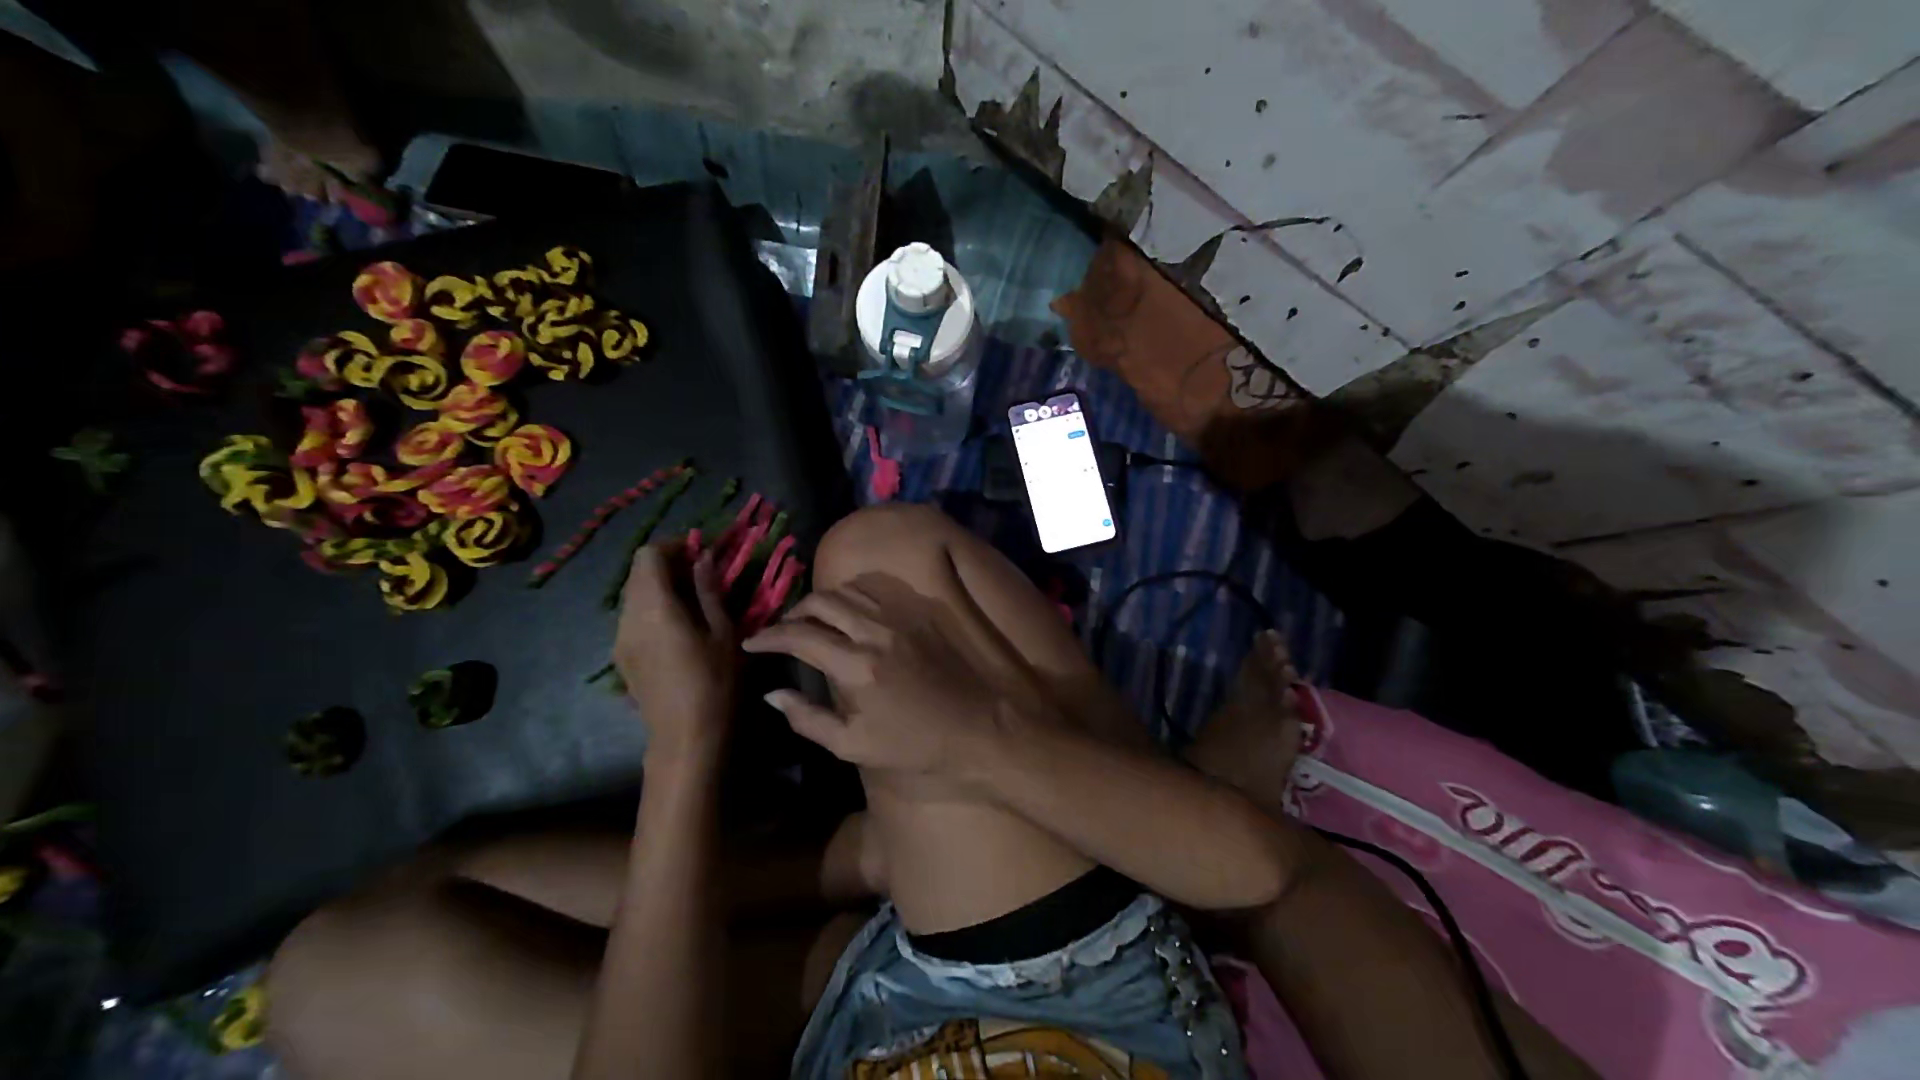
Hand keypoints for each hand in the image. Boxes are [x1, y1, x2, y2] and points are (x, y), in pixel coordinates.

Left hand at [614, 545, 734, 759]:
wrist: (685, 738)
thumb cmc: (714, 683)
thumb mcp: (724, 632)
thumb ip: (709, 591)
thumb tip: (702, 558)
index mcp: (654, 607)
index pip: (649, 555)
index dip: (674, 545)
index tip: (701, 549)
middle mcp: (628, 617)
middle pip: (637, 573)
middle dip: (667, 563)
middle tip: (702, 570)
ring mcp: (620, 638)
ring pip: (633, 595)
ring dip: (659, 585)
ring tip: (693, 597)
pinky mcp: (621, 657)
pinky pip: (633, 617)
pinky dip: (653, 607)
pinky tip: (679, 624)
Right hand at [742, 584, 1008, 773]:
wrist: (983, 727)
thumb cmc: (918, 745)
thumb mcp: (855, 747)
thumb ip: (809, 720)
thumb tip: (772, 694)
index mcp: (855, 667)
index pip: (798, 636)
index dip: (768, 636)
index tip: (754, 641)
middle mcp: (874, 631)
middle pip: (820, 603)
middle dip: (792, 613)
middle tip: (782, 629)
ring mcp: (901, 617)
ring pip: (849, 591)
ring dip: (823, 600)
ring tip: (813, 618)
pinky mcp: (922, 612)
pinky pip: (880, 589)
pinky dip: (856, 593)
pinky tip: (852, 609)